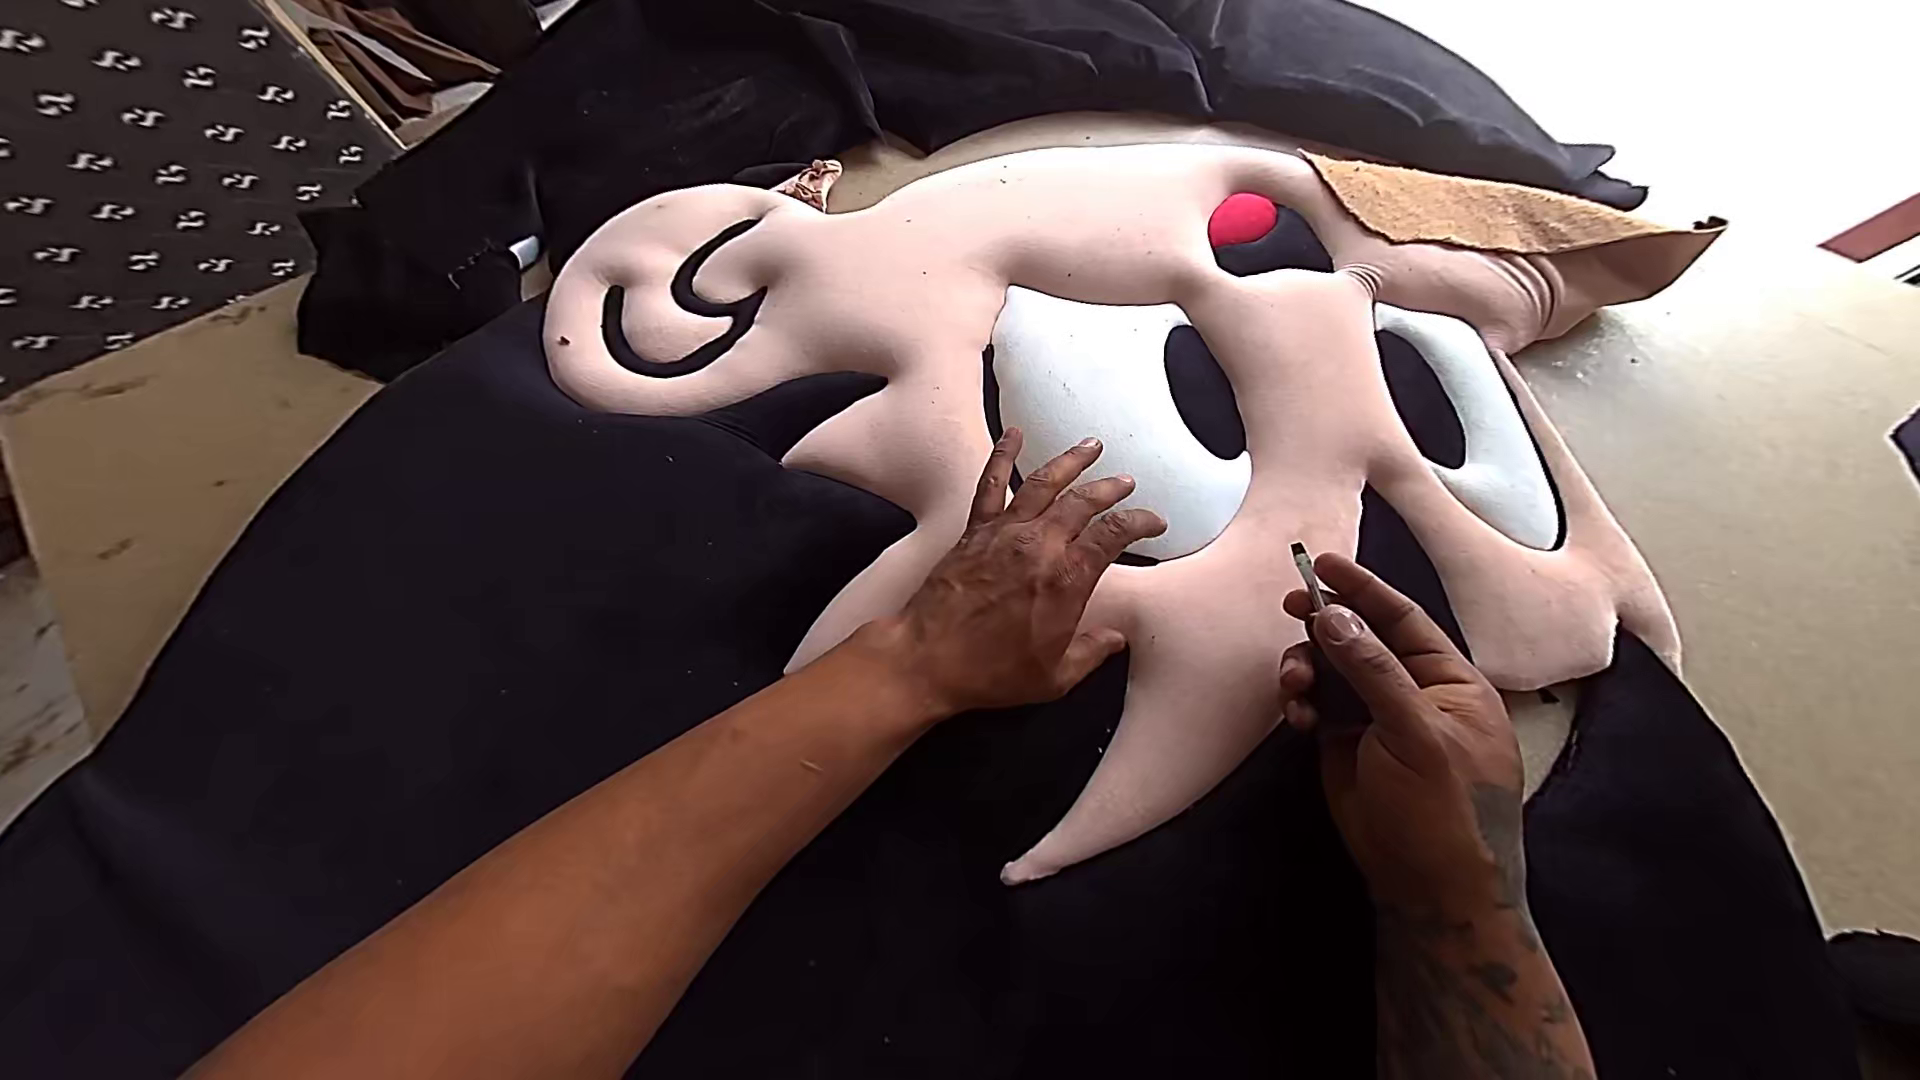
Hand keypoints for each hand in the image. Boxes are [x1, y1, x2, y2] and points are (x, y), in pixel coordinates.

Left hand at [861, 428, 1165, 717]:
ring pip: (1044, 483)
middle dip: (1111, 488)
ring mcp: (1004, 533)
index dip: (1140, 522)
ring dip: (1071, 461)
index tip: (1153, 522)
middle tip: (1126, 482)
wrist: (927, 659)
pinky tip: (1013, 435)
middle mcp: (1038, 546)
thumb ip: (1091, 652)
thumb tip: (1115, 639)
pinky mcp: (975, 531)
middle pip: (1084, 501)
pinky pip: (991, 485)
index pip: (1114, 534)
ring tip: (1090, 446)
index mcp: (1065, 579)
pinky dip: (1003, 456)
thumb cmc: (989, 672)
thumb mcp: (1054, 677)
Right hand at [1278, 554, 1525, 919]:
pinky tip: (1297, 720)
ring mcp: (1371, 713)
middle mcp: (1407, 689)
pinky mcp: (1341, 734)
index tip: (1323, 563)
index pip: (1402, 619)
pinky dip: (1299, 702)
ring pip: (1326, 667)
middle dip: (1322, 625)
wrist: (1425, 884)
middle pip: (1356, 637)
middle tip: (1291, 607)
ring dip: (1303, 668)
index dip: (1363, 588)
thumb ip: (1373, 671)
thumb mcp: (1415, 735)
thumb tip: (1335, 616)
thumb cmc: (1441, 807)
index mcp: (1447, 682)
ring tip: (1293, 686)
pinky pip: (1312, 700)